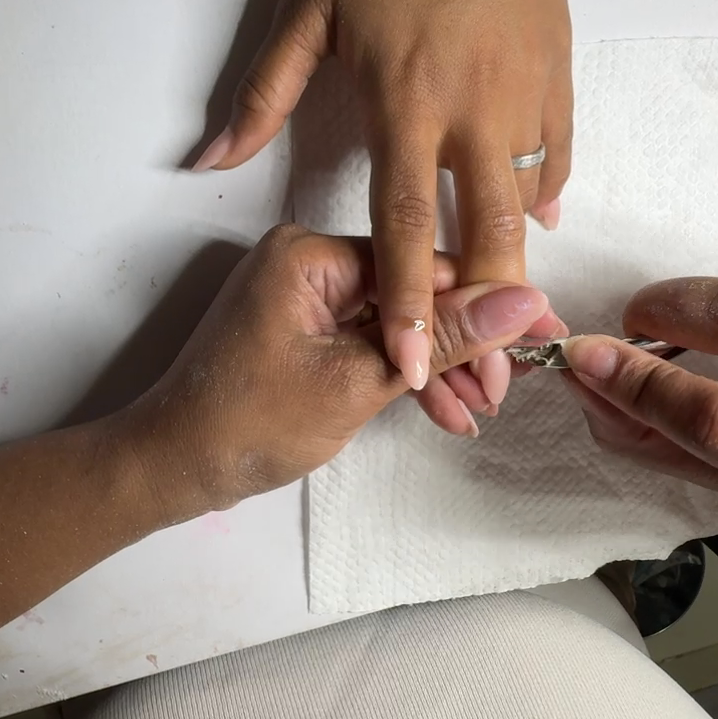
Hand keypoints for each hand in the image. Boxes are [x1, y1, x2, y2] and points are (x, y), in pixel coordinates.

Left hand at [119, 225, 551, 513]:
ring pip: (390, 324)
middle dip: (458, 346)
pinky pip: (363, 341)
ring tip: (478, 412)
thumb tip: (525, 300)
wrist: (177, 466)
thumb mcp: (359, 380)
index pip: (418, 264)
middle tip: (507, 388)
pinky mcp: (302, 329)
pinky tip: (441, 410)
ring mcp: (303, 296)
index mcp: (309, 252)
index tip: (540, 336)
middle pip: (407, 294)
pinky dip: (396, 375)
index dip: (485, 303)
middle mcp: (306, 261)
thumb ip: (442, 338)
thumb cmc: (254, 422)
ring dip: (433, 368)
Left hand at [193, 0, 594, 406]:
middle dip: (485, 308)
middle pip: (483, 231)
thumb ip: (262, 96)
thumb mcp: (305, 8)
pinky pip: (558, 147)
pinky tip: (537, 216)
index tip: (413, 368)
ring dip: (517, 257)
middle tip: (487, 367)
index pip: (404, 229)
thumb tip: (210, 158)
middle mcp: (472, 107)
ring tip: (511, 310)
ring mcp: (526, 87)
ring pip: (527, 197)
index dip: (409, 308)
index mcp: (405, 102)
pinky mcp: (559, 64)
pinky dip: (547, 187)